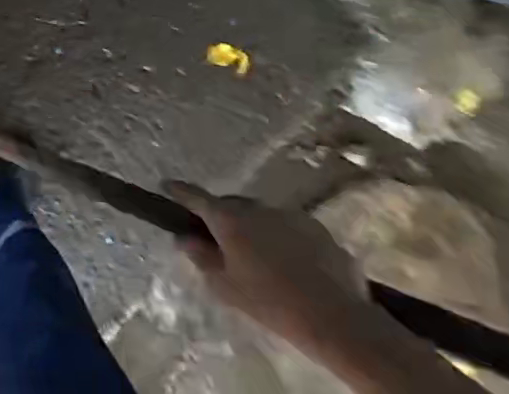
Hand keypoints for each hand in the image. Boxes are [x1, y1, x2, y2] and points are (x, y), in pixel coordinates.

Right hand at [164, 181, 370, 351]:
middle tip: (224, 239)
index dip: (177, 190)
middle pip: (231, 204)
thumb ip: (200, 257)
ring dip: (256, 227)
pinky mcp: (321, 231)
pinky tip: (294, 263)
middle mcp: (256, 208)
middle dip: (224, 216)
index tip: (166, 186)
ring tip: (263, 254)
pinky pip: (292, 229)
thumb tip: (184, 238)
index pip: (194, 195)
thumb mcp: (225, 286)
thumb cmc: (272, 303)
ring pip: (263, 215)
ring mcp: (291, 217)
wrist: (341, 323)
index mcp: (227, 218)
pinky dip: (286, 239)